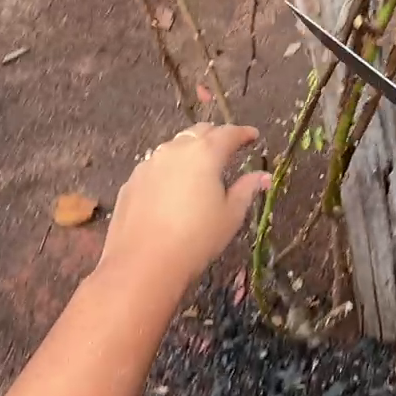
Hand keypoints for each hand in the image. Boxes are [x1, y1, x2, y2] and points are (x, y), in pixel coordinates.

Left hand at [97, 123, 271, 291]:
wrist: (143, 263)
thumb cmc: (197, 238)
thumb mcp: (231, 215)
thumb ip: (247, 189)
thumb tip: (263, 176)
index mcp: (205, 154)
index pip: (229, 133)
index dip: (243, 133)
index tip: (253, 136)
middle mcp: (175, 151)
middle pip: (199, 132)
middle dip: (216, 136)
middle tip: (228, 147)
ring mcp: (149, 164)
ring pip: (175, 147)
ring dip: (191, 150)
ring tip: (201, 166)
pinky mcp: (132, 181)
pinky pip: (156, 166)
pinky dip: (170, 168)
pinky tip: (173, 187)